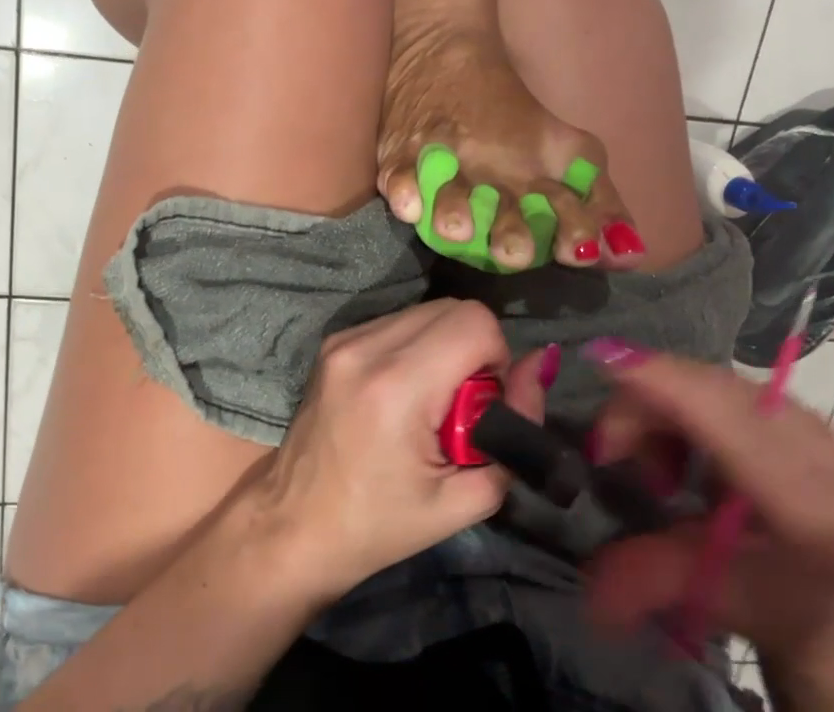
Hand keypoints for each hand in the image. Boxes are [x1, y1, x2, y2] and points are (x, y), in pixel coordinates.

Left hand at [249, 300, 547, 595]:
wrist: (293, 526)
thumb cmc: (378, 526)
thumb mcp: (464, 498)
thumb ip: (514, 426)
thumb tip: (540, 364)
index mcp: (396, 386)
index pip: (475, 322)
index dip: (498, 359)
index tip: (486, 406)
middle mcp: (364, 347)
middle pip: (453, 308)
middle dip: (475, 351)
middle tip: (464, 409)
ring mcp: (342, 340)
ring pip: (425, 311)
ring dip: (445, 347)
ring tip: (432, 406)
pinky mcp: (332, 343)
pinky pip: (396, 322)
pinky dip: (416, 348)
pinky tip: (405, 396)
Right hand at [379, 21, 641, 270]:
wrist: (444, 45)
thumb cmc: (508, 107)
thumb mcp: (565, 146)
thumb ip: (598, 198)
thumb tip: (632, 255)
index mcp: (533, 168)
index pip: (560, 202)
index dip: (573, 227)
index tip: (579, 253)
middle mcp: (492, 167)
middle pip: (502, 204)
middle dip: (509, 228)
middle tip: (514, 254)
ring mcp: (444, 157)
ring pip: (449, 189)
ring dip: (454, 208)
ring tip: (455, 231)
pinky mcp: (402, 149)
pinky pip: (399, 172)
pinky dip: (403, 187)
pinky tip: (408, 204)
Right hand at [578, 349, 833, 666]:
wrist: (827, 601)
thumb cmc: (765, 604)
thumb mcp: (703, 597)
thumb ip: (648, 579)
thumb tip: (587, 587)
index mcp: (810, 514)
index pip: (737, 430)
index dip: (670, 389)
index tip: (603, 360)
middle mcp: (826, 459)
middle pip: (714, 393)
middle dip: (642, 407)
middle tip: (610, 454)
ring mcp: (821, 428)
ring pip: (710, 382)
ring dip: (661, 408)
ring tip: (655, 466)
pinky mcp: (806, 411)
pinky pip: (721, 384)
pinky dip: (682, 403)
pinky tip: (683, 448)